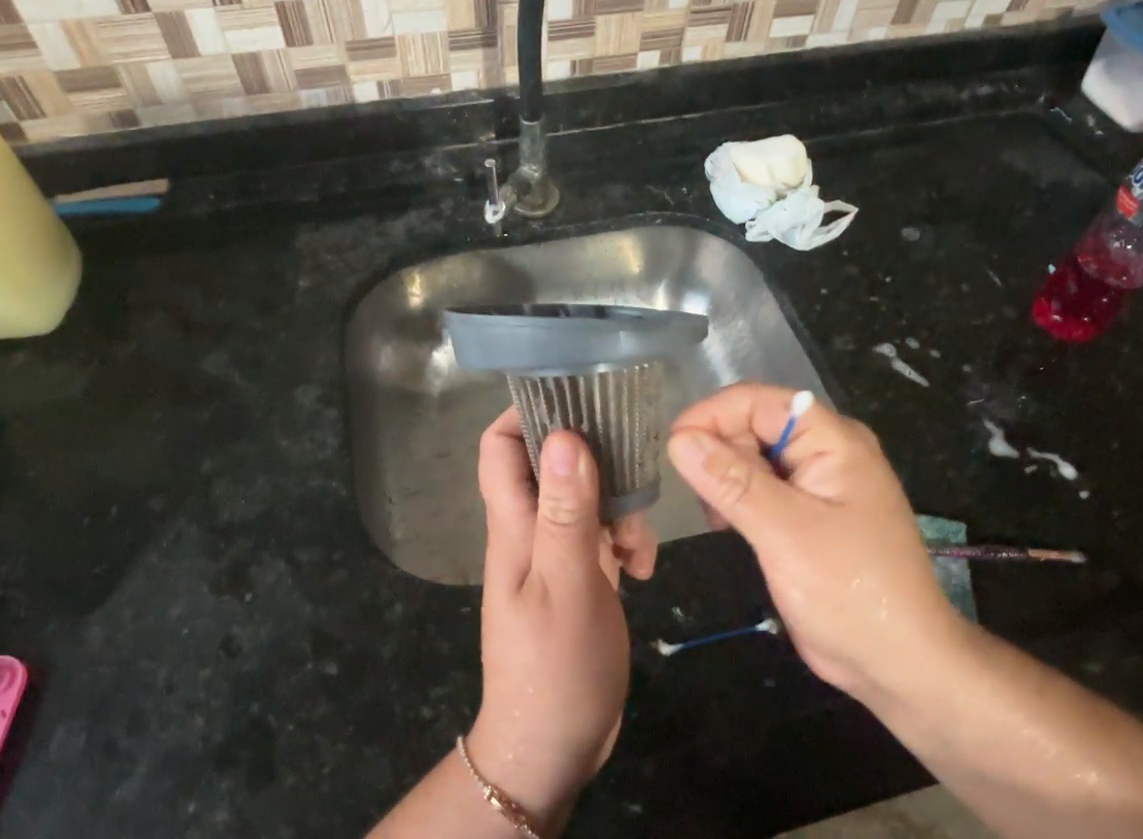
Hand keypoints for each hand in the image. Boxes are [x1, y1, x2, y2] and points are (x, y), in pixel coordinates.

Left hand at [468, 409, 633, 828]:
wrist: (553, 746)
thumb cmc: (554, 666)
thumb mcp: (567, 584)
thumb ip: (566, 512)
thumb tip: (562, 434)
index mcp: (512, 524)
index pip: (499, 446)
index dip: (526, 413)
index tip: (576, 397)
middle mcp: (529, 529)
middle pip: (551, 464)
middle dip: (593, 460)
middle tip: (632, 471)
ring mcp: (554, 554)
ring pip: (585, 500)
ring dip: (619, 510)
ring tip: (638, 547)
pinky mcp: (579, 577)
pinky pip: (601, 538)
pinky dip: (624, 544)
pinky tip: (642, 572)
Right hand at [666, 384, 963, 701]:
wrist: (898, 663)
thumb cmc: (849, 591)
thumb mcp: (785, 533)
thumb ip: (732, 481)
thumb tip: (679, 439)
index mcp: (832, 439)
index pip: (757, 401)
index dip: (711, 416)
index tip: (672, 450)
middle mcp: (826, 450)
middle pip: (752, 425)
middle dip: (717, 451)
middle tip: (699, 499)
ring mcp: (817, 483)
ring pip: (751, 457)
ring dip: (724, 478)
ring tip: (715, 518)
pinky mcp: (807, 514)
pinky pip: (760, 487)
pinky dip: (736, 500)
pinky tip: (727, 527)